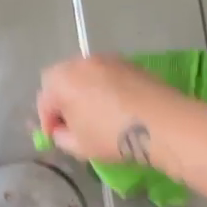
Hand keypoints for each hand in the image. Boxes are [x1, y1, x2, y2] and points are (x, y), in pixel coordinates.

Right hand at [36, 55, 186, 164]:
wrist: (162, 124)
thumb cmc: (112, 137)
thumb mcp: (79, 146)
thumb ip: (61, 136)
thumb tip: (61, 130)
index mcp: (62, 80)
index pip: (44, 100)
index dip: (47, 121)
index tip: (55, 137)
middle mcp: (82, 62)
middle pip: (62, 80)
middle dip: (62, 101)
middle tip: (72, 124)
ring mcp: (109, 59)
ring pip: (86, 75)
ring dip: (84, 93)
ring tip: (95, 116)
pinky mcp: (130, 64)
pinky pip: (107, 76)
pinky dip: (104, 89)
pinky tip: (115, 109)